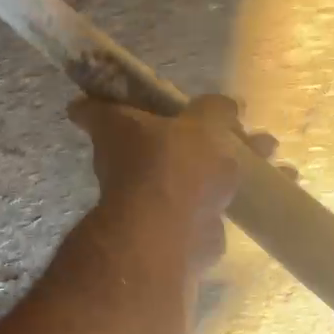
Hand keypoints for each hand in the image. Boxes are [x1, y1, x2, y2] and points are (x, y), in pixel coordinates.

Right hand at [68, 95, 274, 270]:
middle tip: (218, 147)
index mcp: (208, 127)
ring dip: (235, 179)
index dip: (210, 105)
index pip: (221, 105)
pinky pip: (221, 213)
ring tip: (209, 182)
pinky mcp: (221, 229)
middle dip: (246, 143)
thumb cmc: (137, 163)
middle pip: (254, 144)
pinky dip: (209, 211)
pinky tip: (186, 213)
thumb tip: (79, 105)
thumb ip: (97, 112)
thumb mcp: (108, 127)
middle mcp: (229, 159)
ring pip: (249, 181)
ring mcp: (230, 196)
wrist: (152, 225)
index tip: (194, 108)